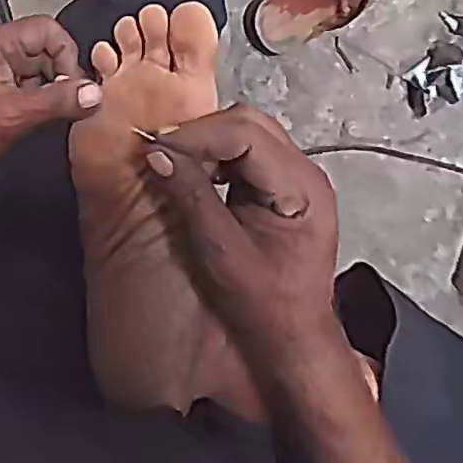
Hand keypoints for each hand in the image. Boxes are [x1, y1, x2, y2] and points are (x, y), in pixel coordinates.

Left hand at [0, 15, 100, 181]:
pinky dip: (39, 102)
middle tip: (71, 103)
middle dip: (62, 74)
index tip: (74, 86)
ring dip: (52, 90)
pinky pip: (25, 89)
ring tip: (58, 116)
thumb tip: (94, 92)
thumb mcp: (13, 116)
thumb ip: (58, 101)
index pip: (48, 29)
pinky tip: (41, 122)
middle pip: (45, 49)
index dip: (67, 54)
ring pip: (37, 71)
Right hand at [142, 104, 341, 359]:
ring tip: (175, 159)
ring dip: (206, 139)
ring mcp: (295, 174)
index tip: (159, 146)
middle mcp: (305, 172)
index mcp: (302, 189)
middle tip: (163, 150)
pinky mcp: (280, 180)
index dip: (199, 135)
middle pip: (247, 122)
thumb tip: (158, 154)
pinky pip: (244, 146)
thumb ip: (192, 198)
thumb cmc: (266, 308)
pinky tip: (195, 171)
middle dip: (201, 132)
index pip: (246, 135)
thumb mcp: (222, 254)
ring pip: (245, 128)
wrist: (294, 341)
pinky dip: (214, 151)